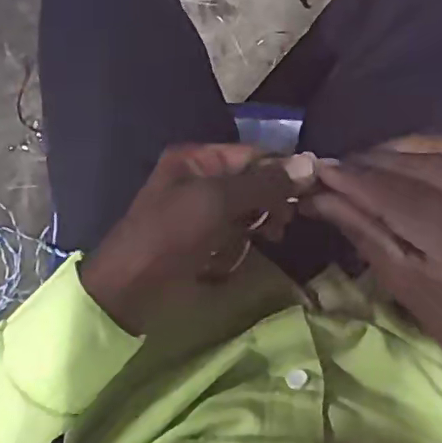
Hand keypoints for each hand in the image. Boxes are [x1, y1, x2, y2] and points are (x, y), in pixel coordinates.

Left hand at [81, 144, 307, 333]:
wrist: (131, 288)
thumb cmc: (170, 234)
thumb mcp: (217, 201)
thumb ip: (263, 183)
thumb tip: (310, 163)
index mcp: (196, 160)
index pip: (252, 155)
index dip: (281, 170)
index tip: (310, 189)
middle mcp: (199, 181)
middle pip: (252, 184)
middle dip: (269, 203)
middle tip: (282, 222)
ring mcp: (200, 215)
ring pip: (246, 215)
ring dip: (255, 228)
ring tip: (265, 239)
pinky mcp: (201, 245)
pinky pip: (233, 240)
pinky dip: (234, 250)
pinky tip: (226, 262)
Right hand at [302, 135, 441, 387]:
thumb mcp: (406, 287)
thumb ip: (364, 232)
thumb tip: (319, 194)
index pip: (406, 199)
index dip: (358, 179)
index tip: (319, 169)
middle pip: (431, 169)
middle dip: (374, 162)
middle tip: (336, 164)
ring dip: (403, 149)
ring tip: (366, 159)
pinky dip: (438, 146)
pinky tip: (408, 153)